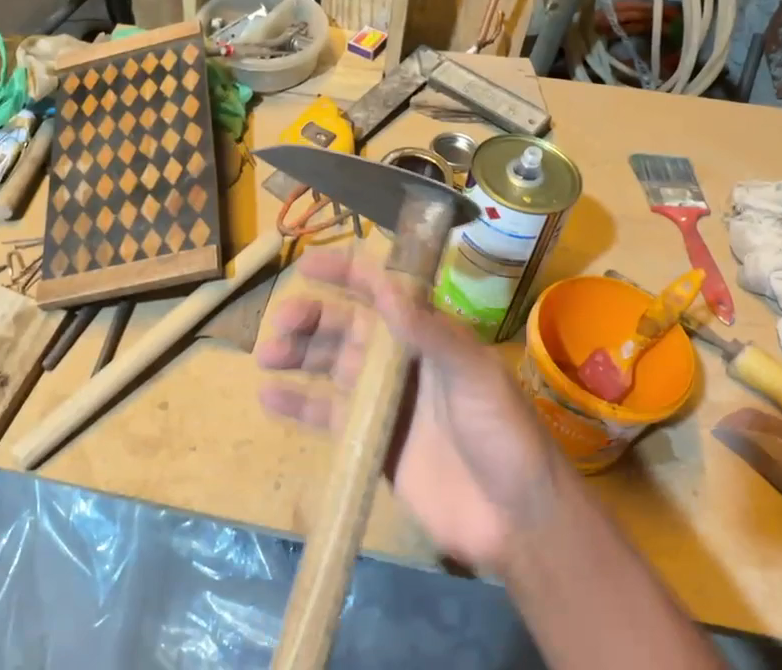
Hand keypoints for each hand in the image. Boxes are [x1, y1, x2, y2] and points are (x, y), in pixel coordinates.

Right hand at [255, 248, 571, 572]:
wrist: (514, 516)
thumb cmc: (502, 433)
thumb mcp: (474, 374)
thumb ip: (429, 332)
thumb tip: (383, 287)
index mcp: (429, 334)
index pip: (382, 291)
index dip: (346, 274)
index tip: (307, 266)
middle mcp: (402, 361)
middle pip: (347, 327)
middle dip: (312, 318)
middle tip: (281, 323)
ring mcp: (385, 402)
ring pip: (331, 366)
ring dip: (298, 355)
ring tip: (267, 355)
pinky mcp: (372, 442)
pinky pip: (328, 415)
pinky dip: (298, 405)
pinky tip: (269, 397)